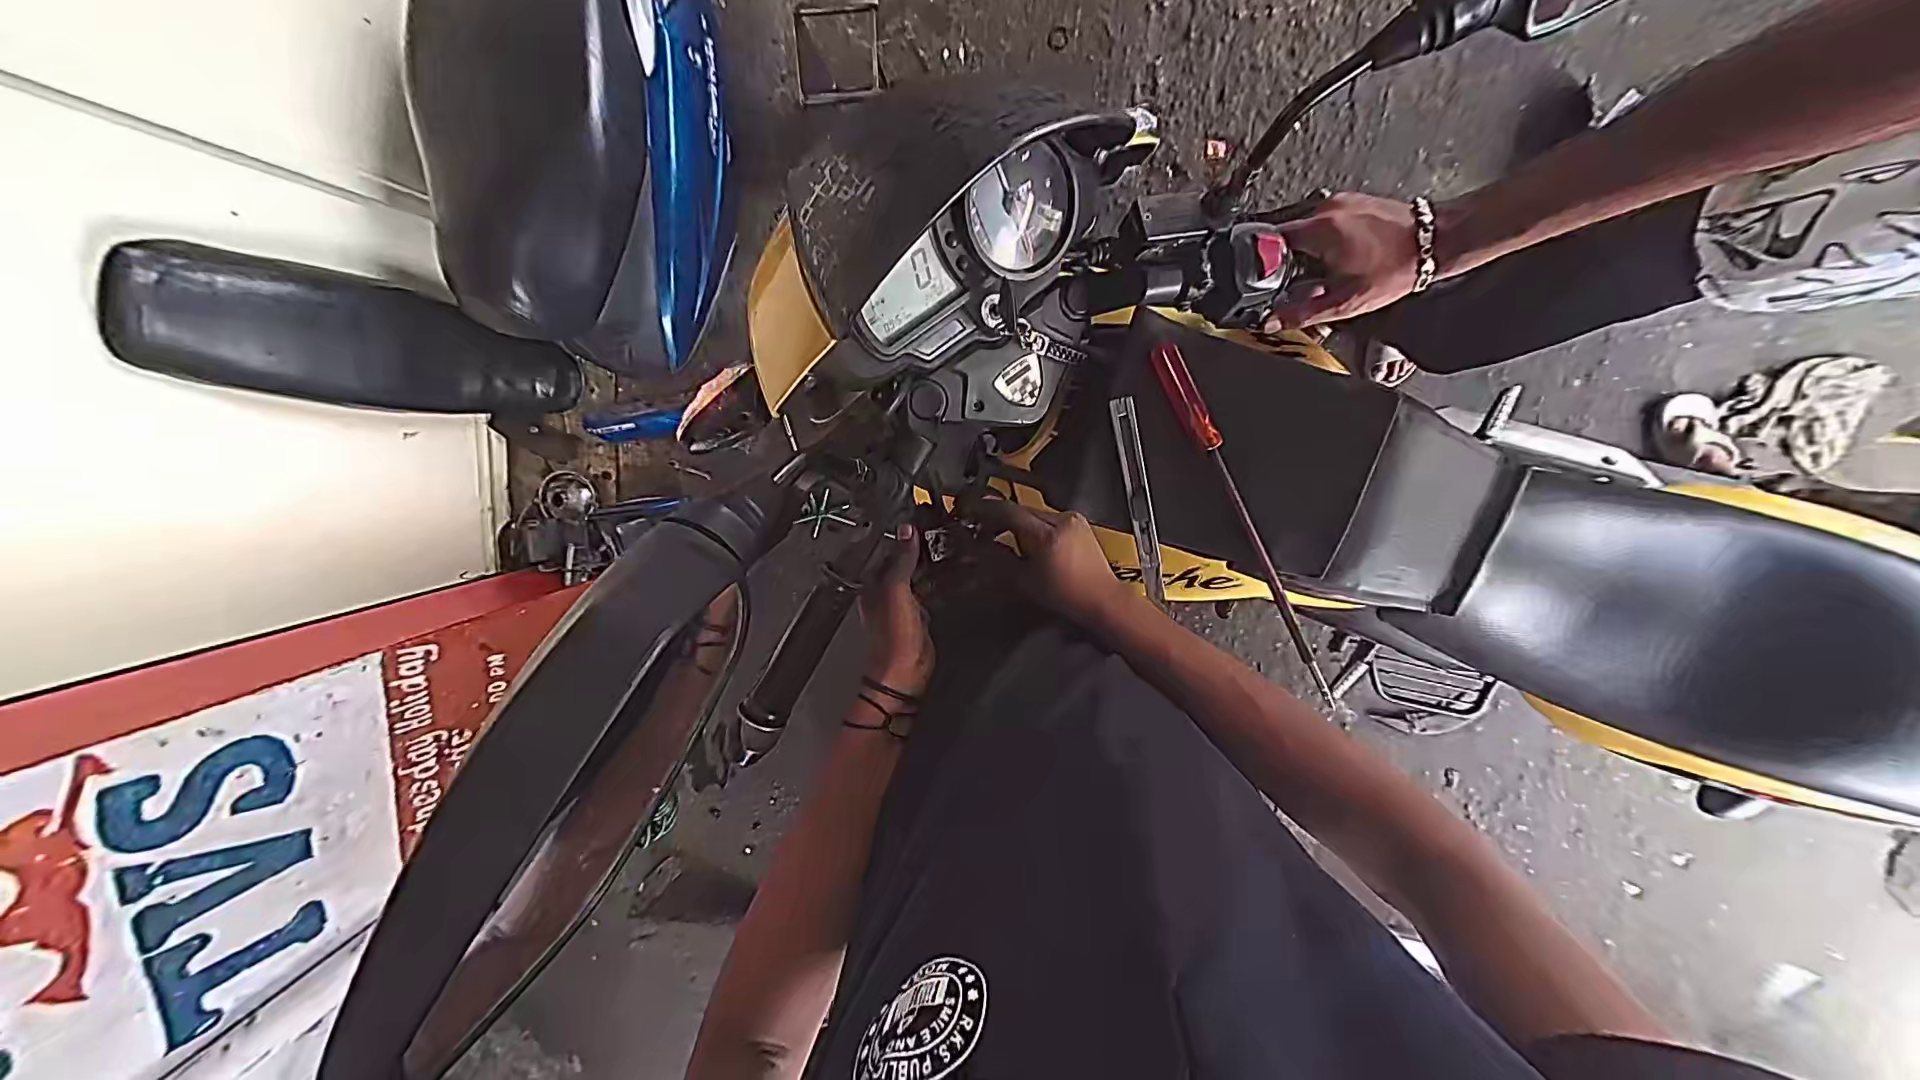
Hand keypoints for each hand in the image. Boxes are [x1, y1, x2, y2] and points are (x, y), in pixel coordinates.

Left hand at [859, 525, 932, 694]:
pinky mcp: (920, 614)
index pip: (885, 549)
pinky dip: (936, 580)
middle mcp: (885, 591)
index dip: (900, 533)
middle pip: (900, 560)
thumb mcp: (896, 591)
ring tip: (942, 544)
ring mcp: (903, 603)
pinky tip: (946, 572)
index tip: (917, 518)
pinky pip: (928, 589)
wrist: (906, 672)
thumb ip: (901, 561)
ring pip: (915, 573)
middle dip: (916, 546)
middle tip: (935, 527)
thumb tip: (906, 532)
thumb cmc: (892, 638)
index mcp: (872, 583)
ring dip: (927, 562)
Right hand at [968, 500, 1131, 626]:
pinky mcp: (1080, 525)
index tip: (973, 511)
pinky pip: (1051, 520)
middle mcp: (1064, 520)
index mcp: (1048, 533)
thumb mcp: (1025, 581)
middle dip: (1002, 519)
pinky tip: (1031, 542)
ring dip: (1020, 523)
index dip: (986, 511)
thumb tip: (981, 548)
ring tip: (1008, 539)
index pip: (1009, 512)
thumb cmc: (1070, 595)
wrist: (1102, 600)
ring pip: (1036, 514)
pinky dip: (1037, 527)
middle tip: (985, 528)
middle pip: (1023, 510)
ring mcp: (1074, 520)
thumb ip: (1001, 560)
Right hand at [1264, 193, 1422, 330]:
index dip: (1262, 264)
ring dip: (1301, 250)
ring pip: (1302, 228)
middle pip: (1283, 234)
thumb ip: (1301, 313)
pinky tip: (1333, 258)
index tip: (1265, 280)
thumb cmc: (1398, 267)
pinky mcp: (1353, 203)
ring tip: (1316, 272)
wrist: (1438, 241)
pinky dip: (1319, 241)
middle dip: (1282, 260)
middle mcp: (1327, 210)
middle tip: (1292, 282)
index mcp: (1319, 230)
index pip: (1268, 241)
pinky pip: (1321, 222)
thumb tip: (1271, 321)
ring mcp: (1342, 203)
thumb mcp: (1344, 302)